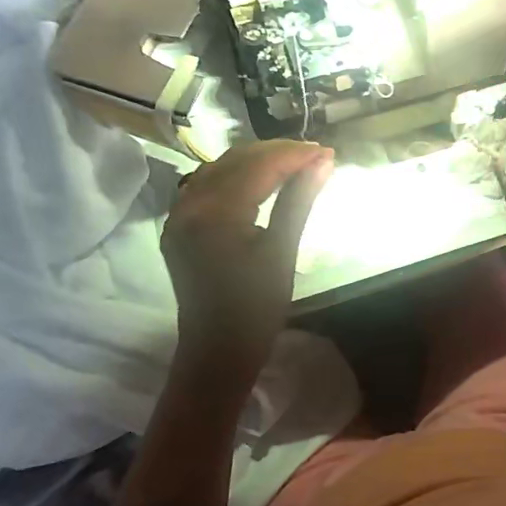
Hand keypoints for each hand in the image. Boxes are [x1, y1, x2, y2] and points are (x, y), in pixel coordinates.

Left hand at [162, 139, 333, 365]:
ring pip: (220, 169)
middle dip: (276, 153)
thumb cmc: (256, 310)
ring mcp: (178, 215)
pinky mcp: (178, 226)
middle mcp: (189, 205)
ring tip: (294, 164)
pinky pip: (207, 187)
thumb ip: (298, 201)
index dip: (294, 155)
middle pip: (236, 160)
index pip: (258, 167)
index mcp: (215, 214)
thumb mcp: (282, 253)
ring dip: (256, 161)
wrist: (216, 353)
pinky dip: (235, 177)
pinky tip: (259, 181)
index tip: (327, 152)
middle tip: (315, 156)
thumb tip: (322, 162)